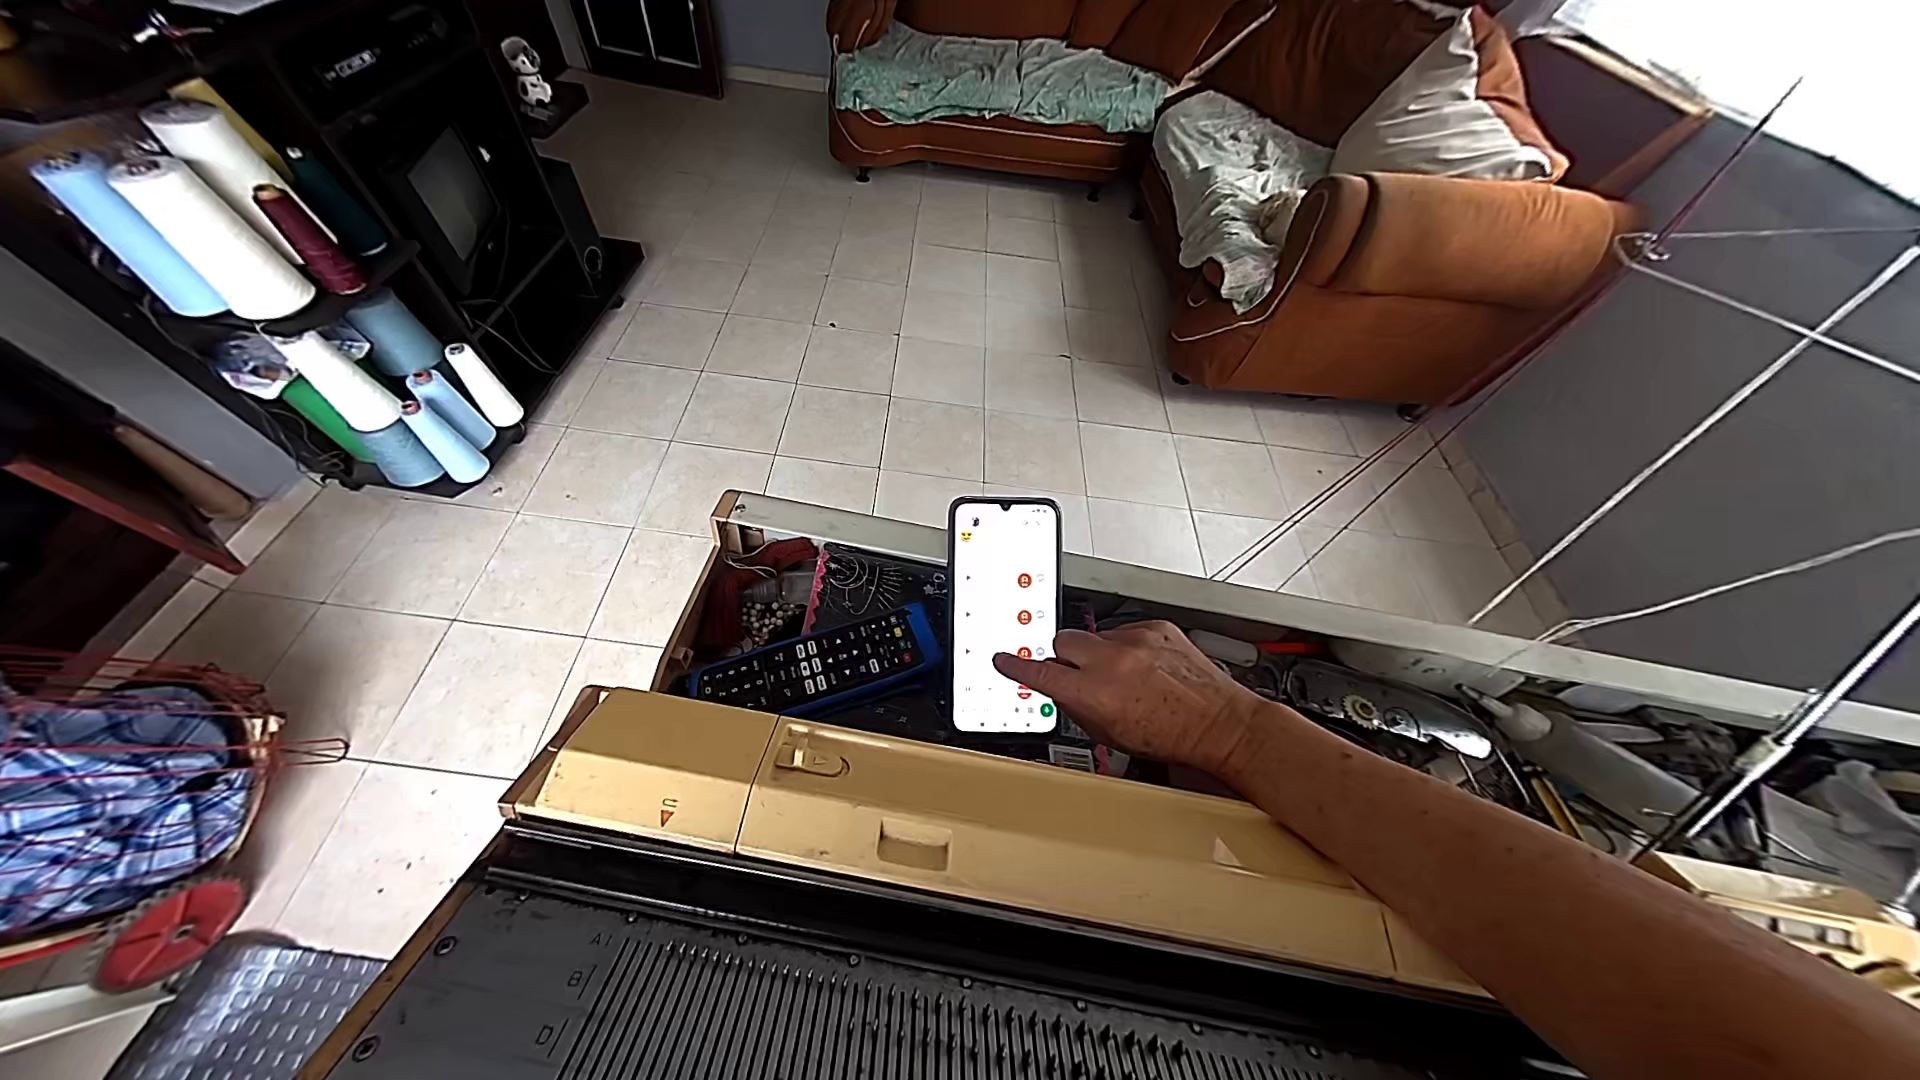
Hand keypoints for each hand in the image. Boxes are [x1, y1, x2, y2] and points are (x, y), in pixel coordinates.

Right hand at [992, 620, 1269, 774]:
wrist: (1220, 723)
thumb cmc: (1174, 736)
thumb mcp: (1112, 736)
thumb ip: (1079, 710)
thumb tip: (1064, 693)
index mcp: (1094, 693)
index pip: (1040, 672)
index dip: (1015, 666)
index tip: (1004, 660)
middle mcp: (1110, 662)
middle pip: (1062, 642)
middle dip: (1064, 658)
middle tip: (1079, 675)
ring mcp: (1134, 640)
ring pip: (1094, 635)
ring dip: (1099, 653)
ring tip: (1124, 675)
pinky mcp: (1155, 627)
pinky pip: (1125, 629)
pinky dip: (1128, 646)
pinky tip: (1144, 666)